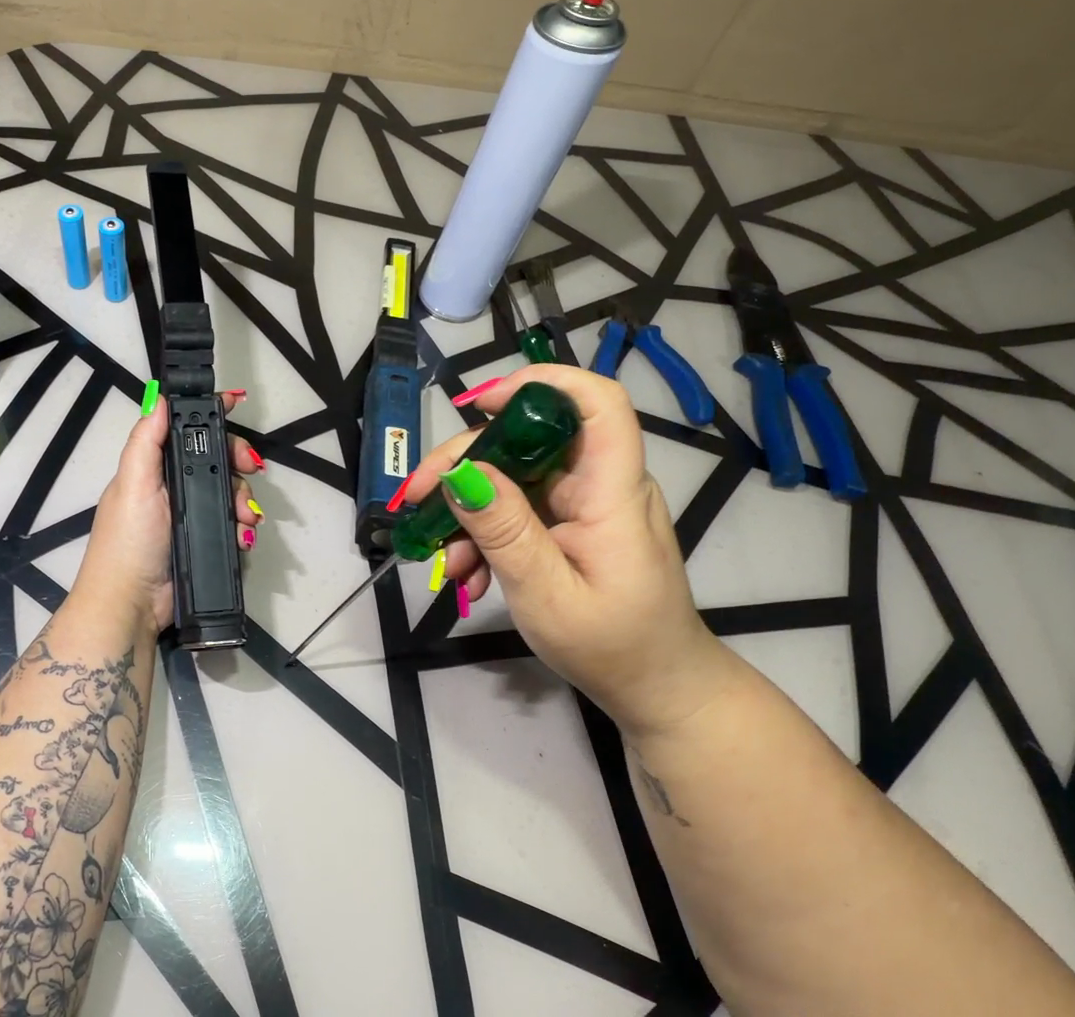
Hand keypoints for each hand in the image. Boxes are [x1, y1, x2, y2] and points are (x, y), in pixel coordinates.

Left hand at [71, 392, 262, 630]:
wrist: (131, 603)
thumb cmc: (128, 540)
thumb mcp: (132, 484)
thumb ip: (145, 441)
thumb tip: (158, 397)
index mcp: (153, 469)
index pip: (186, 432)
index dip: (211, 416)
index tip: (236, 403)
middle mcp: (172, 489)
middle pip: (216, 461)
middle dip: (238, 462)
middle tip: (252, 469)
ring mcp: (189, 517)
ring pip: (230, 494)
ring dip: (245, 500)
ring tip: (247, 518)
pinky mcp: (203, 543)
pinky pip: (232, 525)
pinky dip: (242, 527)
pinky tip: (244, 535)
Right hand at [405, 365, 738, 735]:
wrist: (657, 689)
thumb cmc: (612, 645)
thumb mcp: (546, 593)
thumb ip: (505, 531)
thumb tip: (460, 472)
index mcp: (612, 492)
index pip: (598, 404)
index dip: (542, 385)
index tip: (478, 405)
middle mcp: (600, 486)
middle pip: (529, 440)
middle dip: (465, 463)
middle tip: (417, 499)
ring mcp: (583, 506)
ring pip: (513, 478)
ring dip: (468, 512)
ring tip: (444, 561)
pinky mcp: (569, 526)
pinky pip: (517, 511)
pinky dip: (485, 536)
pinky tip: (467, 574)